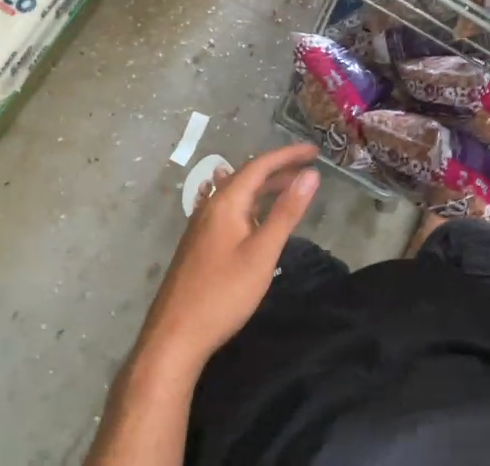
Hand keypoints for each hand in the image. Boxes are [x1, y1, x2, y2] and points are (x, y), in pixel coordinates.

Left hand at [137, 143, 319, 368]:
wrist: (174, 337)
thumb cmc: (223, 294)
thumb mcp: (262, 253)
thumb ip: (286, 212)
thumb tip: (310, 174)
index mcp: (225, 203)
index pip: (260, 166)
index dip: (288, 155)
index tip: (315, 151)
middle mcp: (210, 207)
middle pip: (247, 177)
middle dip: (278, 170)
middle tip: (309, 170)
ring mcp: (201, 227)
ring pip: (237, 195)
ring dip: (264, 188)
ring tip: (290, 190)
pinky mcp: (199, 245)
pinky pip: (229, 211)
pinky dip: (251, 205)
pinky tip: (256, 218)